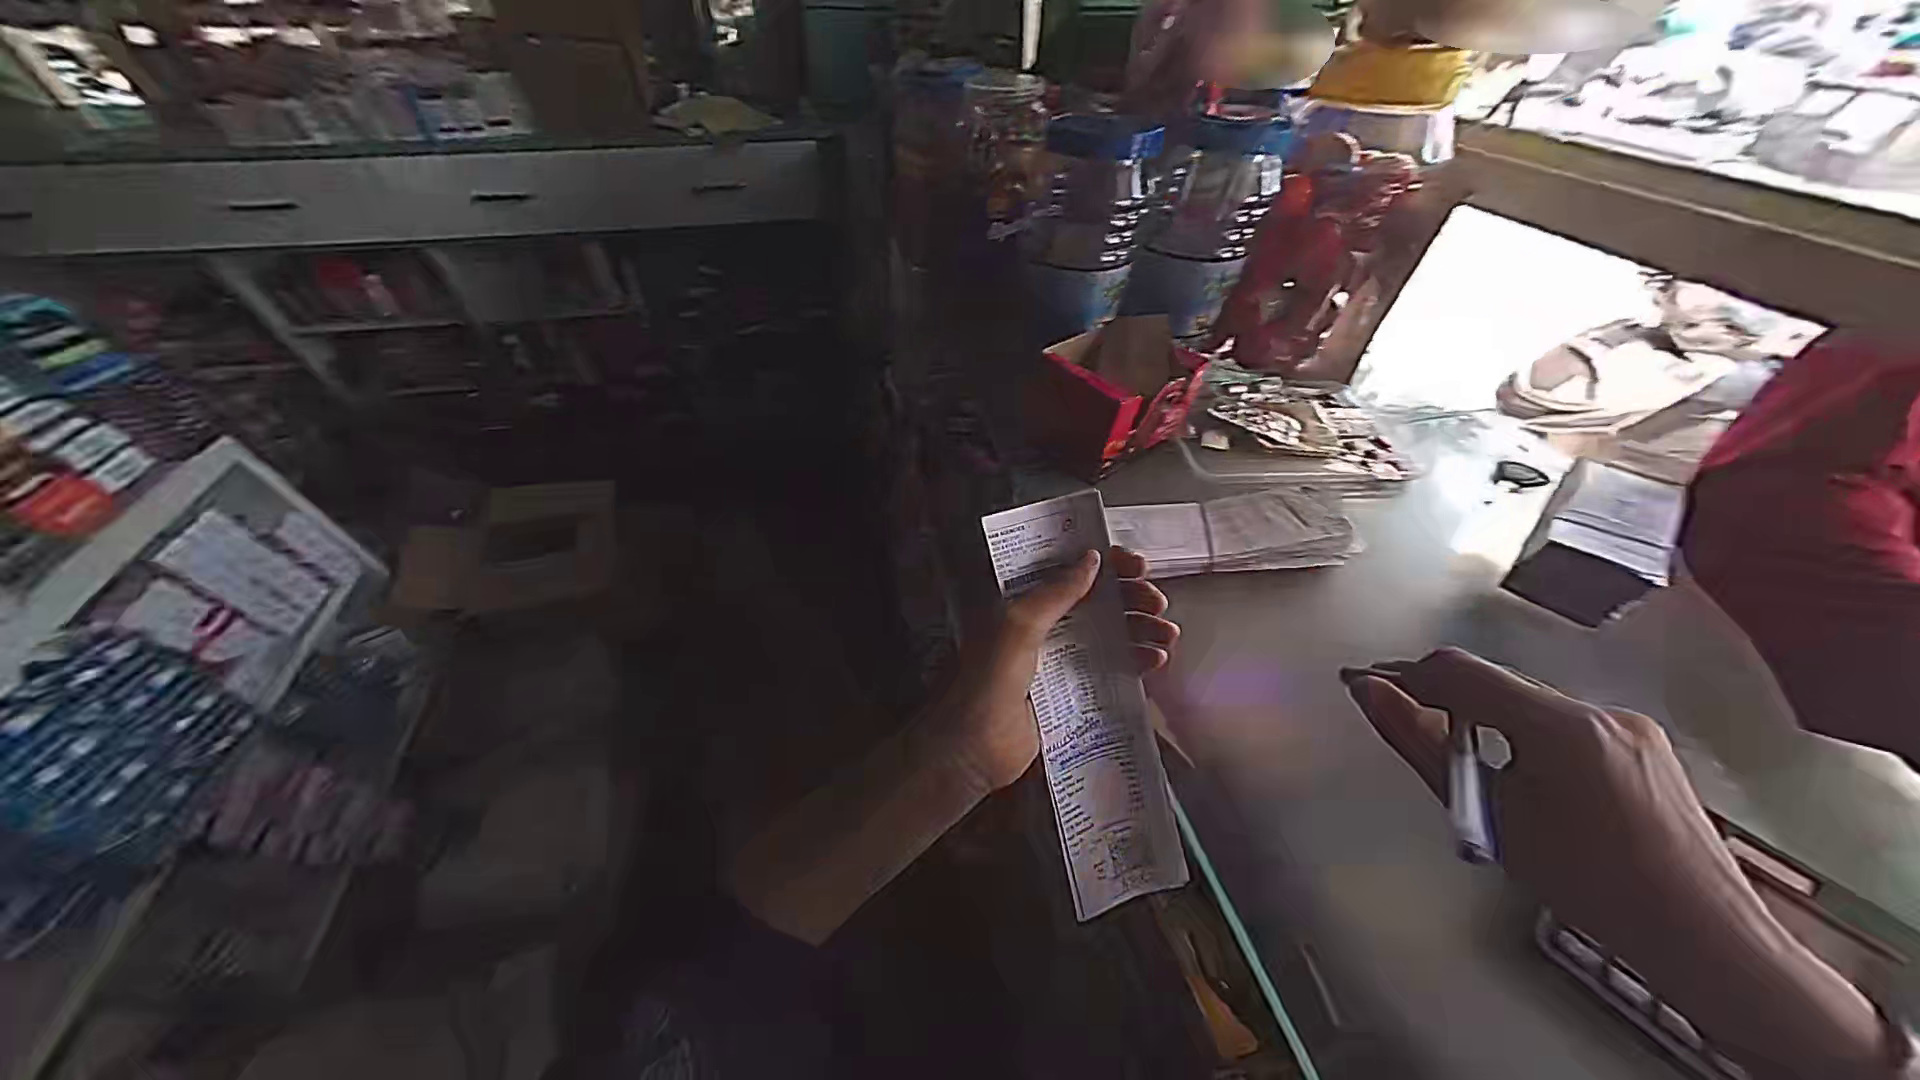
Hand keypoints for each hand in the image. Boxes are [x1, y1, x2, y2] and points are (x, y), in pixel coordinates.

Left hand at [938, 547, 1177, 794]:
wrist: (974, 746)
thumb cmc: (989, 679)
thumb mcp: (1018, 626)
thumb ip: (1056, 593)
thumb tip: (1092, 559)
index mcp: (1025, 601)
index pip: (1070, 570)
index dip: (1104, 564)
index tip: (1136, 565)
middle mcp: (1045, 624)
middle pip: (1097, 600)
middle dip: (1130, 596)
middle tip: (1156, 602)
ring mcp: (1061, 658)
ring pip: (1110, 632)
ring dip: (1140, 627)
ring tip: (1166, 633)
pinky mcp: (1073, 690)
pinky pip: (1111, 668)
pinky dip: (1135, 660)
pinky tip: (1155, 660)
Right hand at [1345, 648, 1887, 1078]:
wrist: (1706, 940)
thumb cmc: (1591, 885)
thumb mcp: (1487, 812)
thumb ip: (1420, 742)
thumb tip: (1371, 693)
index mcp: (1563, 727)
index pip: (1459, 671)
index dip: (1403, 675)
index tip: (1365, 686)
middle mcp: (1599, 712)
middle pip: (1488, 679)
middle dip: (1434, 692)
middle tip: (1392, 712)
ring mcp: (1624, 723)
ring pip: (1517, 695)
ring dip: (1472, 710)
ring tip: (1446, 746)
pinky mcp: (1636, 740)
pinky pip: (1551, 715)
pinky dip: (1510, 725)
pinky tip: (1501, 759)